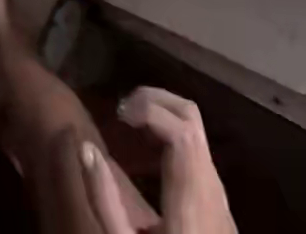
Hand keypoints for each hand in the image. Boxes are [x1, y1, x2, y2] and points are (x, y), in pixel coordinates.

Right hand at [79, 88, 236, 233]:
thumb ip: (104, 200)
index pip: (181, 131)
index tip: (119, 114)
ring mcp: (221, 198)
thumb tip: (85, 147)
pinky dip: (172, 133)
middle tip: (122, 111)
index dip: (150, 109)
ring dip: (163, 114)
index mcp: (191, 202)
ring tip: (130, 124)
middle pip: (192, 117)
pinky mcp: (220, 207)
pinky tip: (149, 150)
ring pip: (197, 130)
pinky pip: (198, 150)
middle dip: (155, 99)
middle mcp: (212, 191)